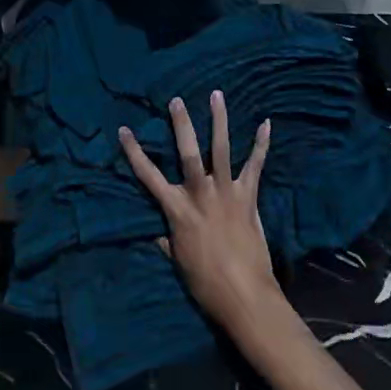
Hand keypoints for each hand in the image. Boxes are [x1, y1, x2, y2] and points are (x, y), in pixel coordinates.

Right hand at [119, 92, 277, 331]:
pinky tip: (266, 123)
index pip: (149, 176)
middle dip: (181, 124)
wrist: (243, 294)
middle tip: (176, 100)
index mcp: (177, 211)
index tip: (124, 130)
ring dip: (219, 120)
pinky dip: (261, 144)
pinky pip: (256, 165)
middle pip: (187, 153)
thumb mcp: (179, 262)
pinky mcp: (249, 196)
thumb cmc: (205, 283)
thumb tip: (157, 233)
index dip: (135, 153)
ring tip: (216, 95)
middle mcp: (200, 194)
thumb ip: (169, 241)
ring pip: (221, 149)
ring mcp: (226, 192)